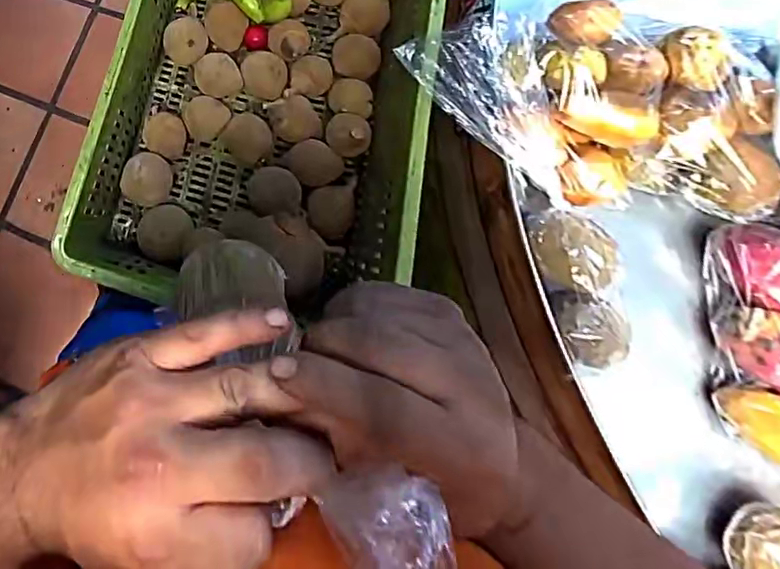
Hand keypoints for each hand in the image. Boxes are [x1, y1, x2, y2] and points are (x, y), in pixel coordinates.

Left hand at [6, 308, 334, 568]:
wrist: (26, 467)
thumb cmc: (90, 520)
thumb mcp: (147, 561)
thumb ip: (214, 542)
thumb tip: (276, 505)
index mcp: (159, 530)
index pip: (253, 535)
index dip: (277, 521)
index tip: (285, 503)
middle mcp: (159, 461)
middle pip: (261, 461)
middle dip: (308, 460)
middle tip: (329, 452)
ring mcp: (149, 395)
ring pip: (241, 389)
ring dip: (292, 394)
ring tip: (324, 396)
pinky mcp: (138, 351)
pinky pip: (201, 334)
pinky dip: (243, 326)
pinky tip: (281, 323)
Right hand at [245, 283, 529, 538]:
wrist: (503, 459)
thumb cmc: (433, 486)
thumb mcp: (385, 483)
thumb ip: (336, 438)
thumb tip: (278, 396)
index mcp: (463, 446)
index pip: (382, 404)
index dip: (324, 383)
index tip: (277, 372)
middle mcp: (471, 383)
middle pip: (376, 344)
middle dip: (321, 345)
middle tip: (288, 356)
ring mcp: (461, 337)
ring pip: (373, 311)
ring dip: (331, 323)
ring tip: (316, 347)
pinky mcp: (447, 309)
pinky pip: (379, 293)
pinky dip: (348, 307)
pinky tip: (342, 329)